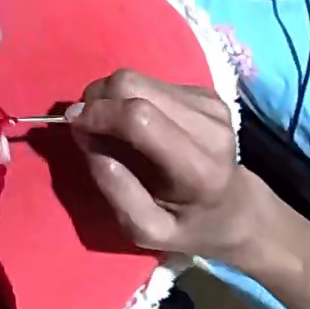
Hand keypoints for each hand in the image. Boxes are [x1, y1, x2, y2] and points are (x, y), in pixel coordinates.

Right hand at [68, 70, 281, 265]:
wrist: (235, 209)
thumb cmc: (187, 225)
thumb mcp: (146, 230)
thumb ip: (115, 190)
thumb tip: (88, 140)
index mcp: (197, 168)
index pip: (139, 118)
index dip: (98, 114)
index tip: (74, 125)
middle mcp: (208, 128)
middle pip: (132, 85)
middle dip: (97, 98)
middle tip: (87, 125)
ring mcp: (210, 105)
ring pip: (137, 78)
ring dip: (111, 96)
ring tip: (110, 124)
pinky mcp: (206, 93)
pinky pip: (151, 82)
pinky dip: (131, 97)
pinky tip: (139, 123)